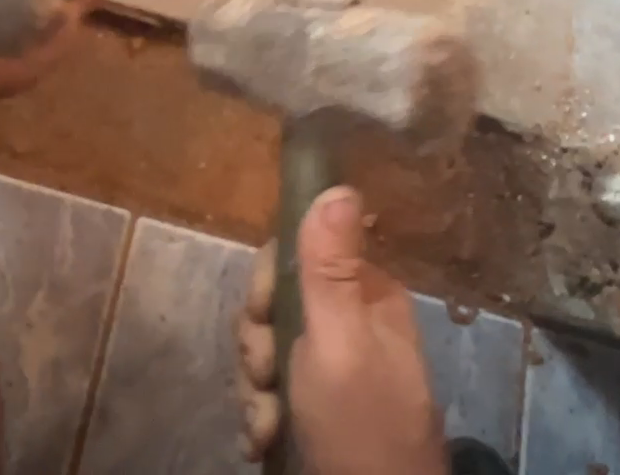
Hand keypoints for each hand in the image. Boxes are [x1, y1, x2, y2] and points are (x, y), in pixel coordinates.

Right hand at [236, 187, 447, 474]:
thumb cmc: (360, 423)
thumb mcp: (341, 340)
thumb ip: (329, 266)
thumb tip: (339, 182)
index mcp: (365, 294)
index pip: (299, 252)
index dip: (268, 281)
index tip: (263, 313)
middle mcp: (349, 320)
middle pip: (274, 300)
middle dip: (258, 341)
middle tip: (264, 376)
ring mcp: (330, 363)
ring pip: (265, 344)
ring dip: (255, 384)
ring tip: (268, 422)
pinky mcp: (312, 401)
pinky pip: (268, 384)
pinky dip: (261, 410)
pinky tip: (265, 437)